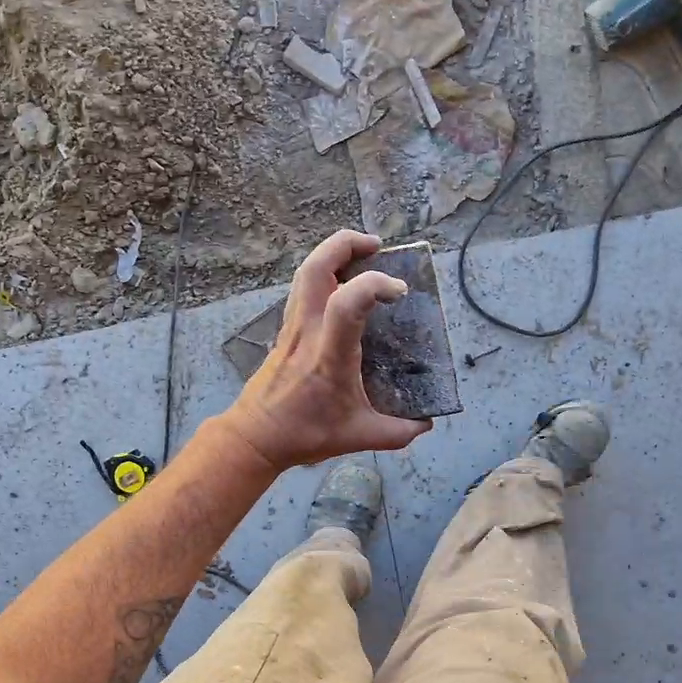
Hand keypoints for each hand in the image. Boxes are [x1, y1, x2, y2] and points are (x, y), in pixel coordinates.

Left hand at [221, 229, 432, 469]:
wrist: (255, 436)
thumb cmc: (305, 435)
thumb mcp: (358, 437)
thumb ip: (397, 431)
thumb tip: (425, 423)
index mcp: (328, 356)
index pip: (346, 304)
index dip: (375, 285)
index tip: (399, 291)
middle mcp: (307, 332)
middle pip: (315, 268)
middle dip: (346, 244)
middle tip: (376, 245)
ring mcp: (292, 326)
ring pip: (305, 272)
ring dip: (333, 253)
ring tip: (363, 255)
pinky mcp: (285, 329)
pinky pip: (302, 289)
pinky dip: (324, 274)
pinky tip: (342, 287)